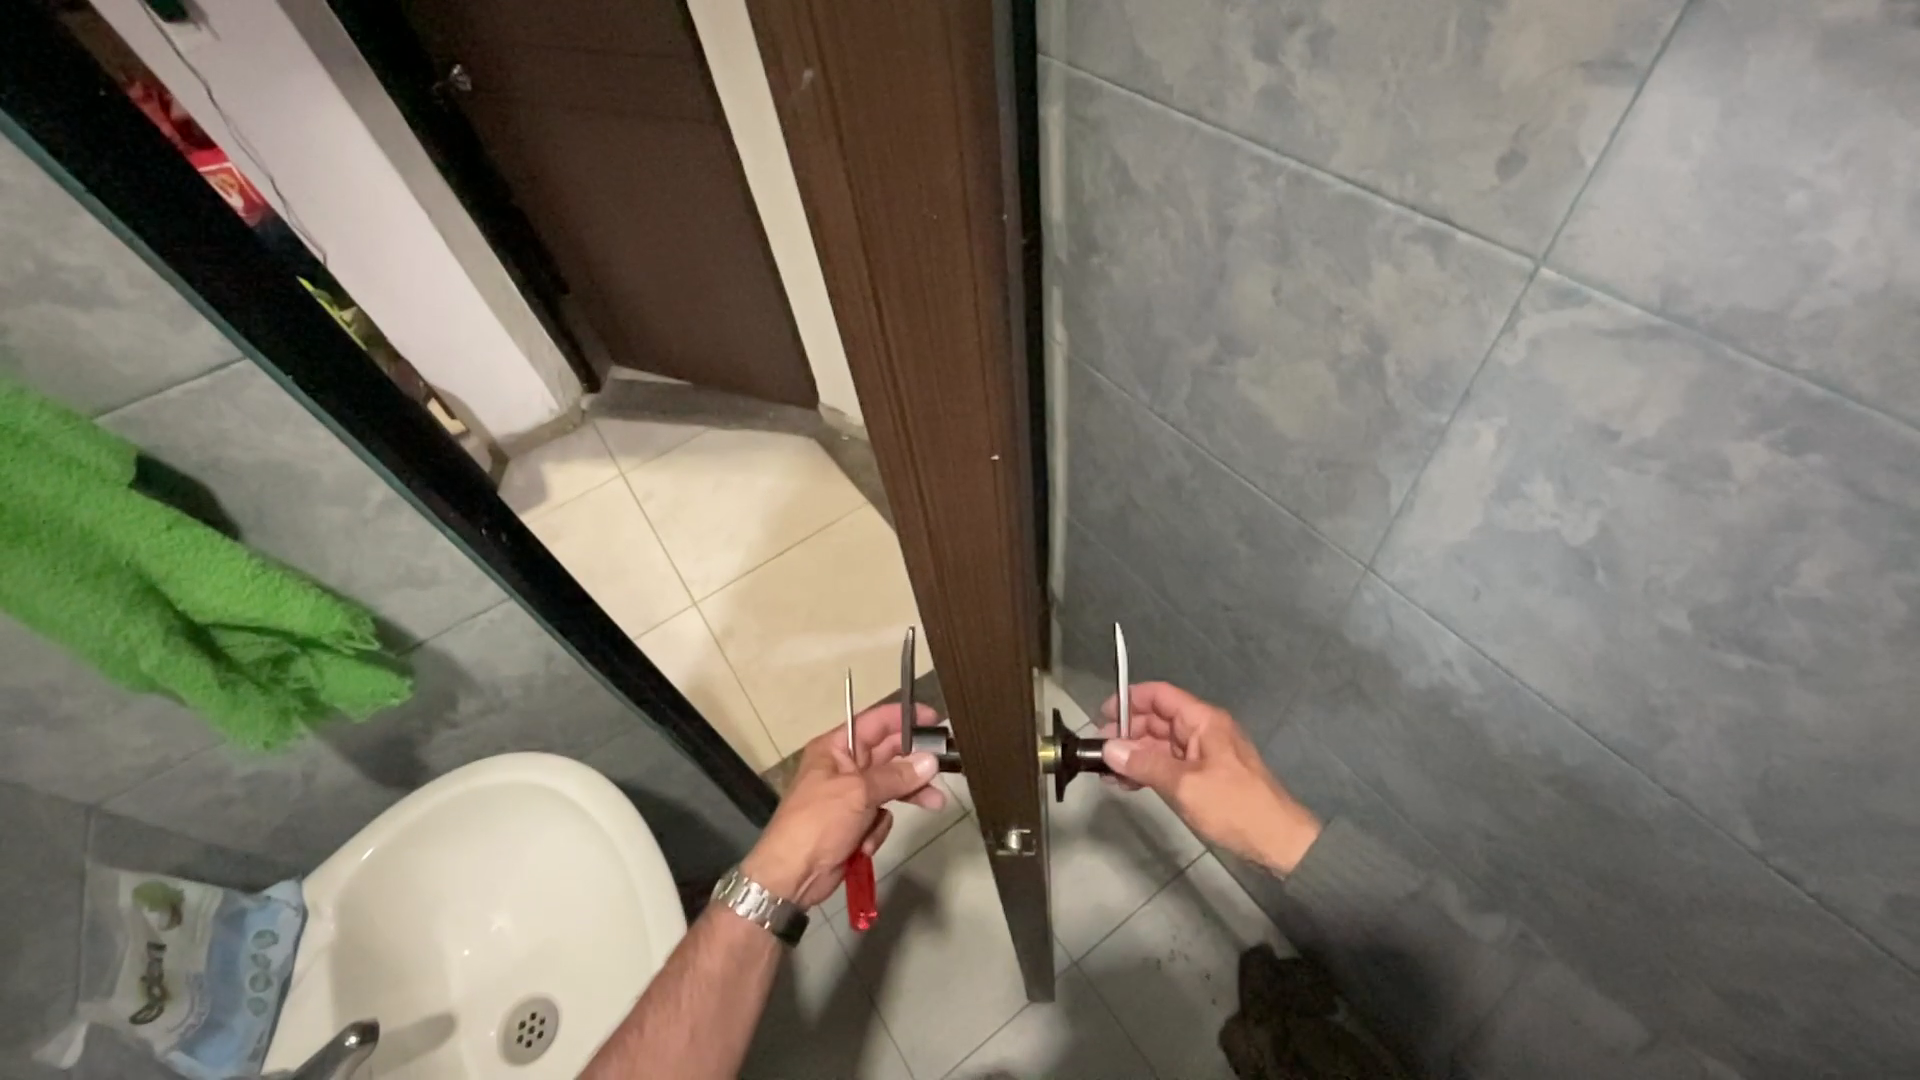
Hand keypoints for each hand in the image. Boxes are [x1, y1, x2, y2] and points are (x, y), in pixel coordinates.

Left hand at [741, 702, 944, 907]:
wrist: (791, 876)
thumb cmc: (818, 823)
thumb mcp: (858, 793)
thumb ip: (896, 776)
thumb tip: (930, 761)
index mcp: (836, 748)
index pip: (875, 722)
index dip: (904, 718)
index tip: (934, 719)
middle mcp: (844, 766)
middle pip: (888, 754)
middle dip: (914, 763)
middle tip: (945, 763)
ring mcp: (851, 795)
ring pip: (891, 786)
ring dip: (907, 796)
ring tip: (935, 803)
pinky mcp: (856, 821)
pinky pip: (881, 814)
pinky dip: (878, 828)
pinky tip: (866, 843)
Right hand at [1098, 682, 1321, 875]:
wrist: (1279, 842)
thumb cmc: (1233, 806)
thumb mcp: (1183, 784)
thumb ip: (1143, 764)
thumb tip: (1109, 748)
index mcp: (1203, 721)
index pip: (1160, 695)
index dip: (1129, 700)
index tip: (1103, 716)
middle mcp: (1203, 730)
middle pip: (1157, 719)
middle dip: (1127, 732)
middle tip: (1100, 751)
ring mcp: (1204, 753)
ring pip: (1160, 744)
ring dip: (1134, 754)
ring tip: (1108, 772)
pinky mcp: (1204, 775)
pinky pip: (1169, 763)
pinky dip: (1148, 770)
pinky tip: (1128, 783)